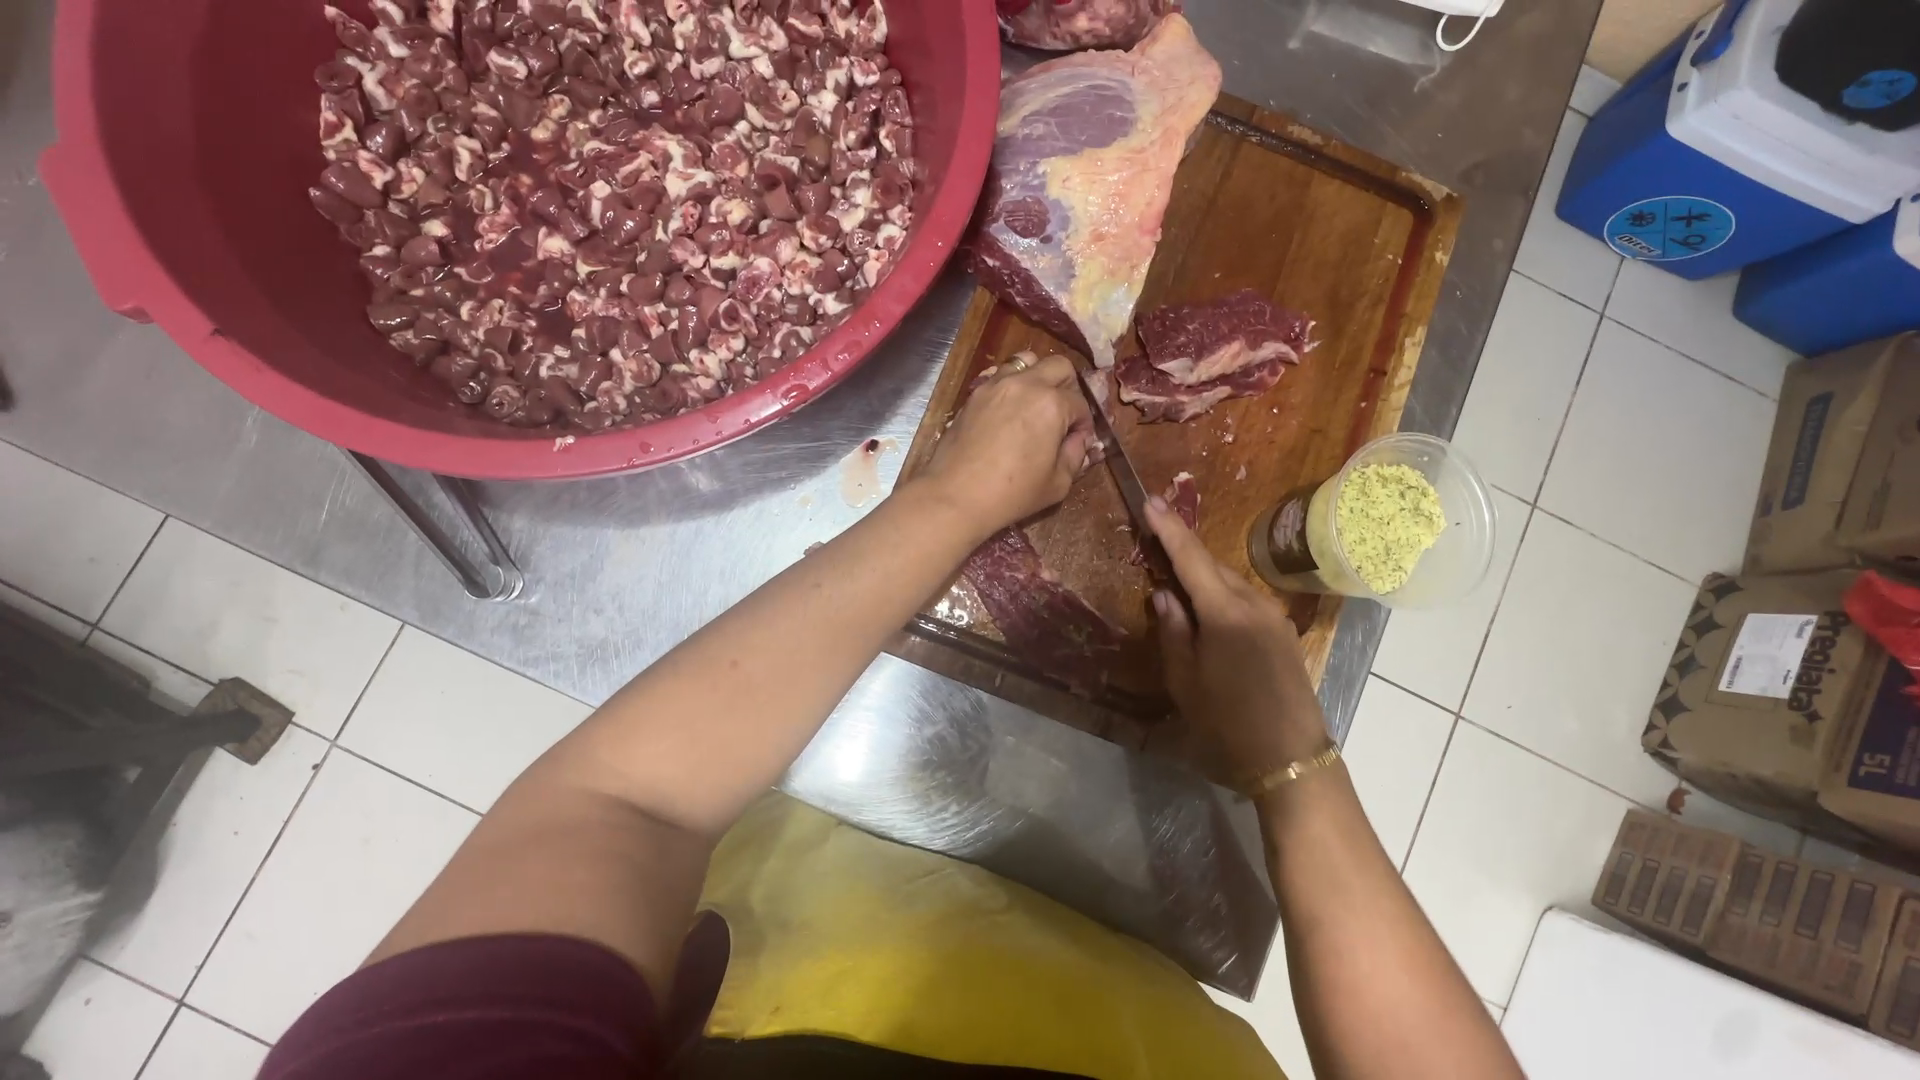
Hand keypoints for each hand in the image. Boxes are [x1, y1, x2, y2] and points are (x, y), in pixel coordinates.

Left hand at [914, 354, 1093, 533]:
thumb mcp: (1057, 483)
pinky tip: (1009, 409)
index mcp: (1052, 404)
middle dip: (1068, 388)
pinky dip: (1011, 384)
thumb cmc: (1012, 494)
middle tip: (1063, 415)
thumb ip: (1075, 456)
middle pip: (1058, 366)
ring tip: (1035, 405)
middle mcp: (1026, 384)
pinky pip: (998, 375)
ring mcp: (996, 385)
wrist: (956, 496)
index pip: (1080, 403)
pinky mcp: (974, 394)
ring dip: (1038, 378)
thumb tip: (1078, 441)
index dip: (1084, 424)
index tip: (1078, 441)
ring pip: (1026, 362)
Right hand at [1146, 497, 1330, 787]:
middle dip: (1184, 555)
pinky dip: (1224, 600)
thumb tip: (1164, 594)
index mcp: (1225, 612)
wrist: (1291, 759)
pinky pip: (1247, 604)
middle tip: (1155, 545)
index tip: (1151, 500)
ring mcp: (1275, 619)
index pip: (1191, 557)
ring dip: (1205, 581)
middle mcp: (1255, 604)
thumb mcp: (1184, 681)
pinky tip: (1210, 616)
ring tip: (1178, 588)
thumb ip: (1173, 631)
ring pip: (1232, 586)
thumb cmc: (1227, 724)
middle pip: (1213, 568)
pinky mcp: (1285, 635)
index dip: (1169, 528)